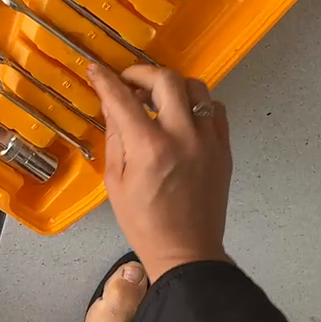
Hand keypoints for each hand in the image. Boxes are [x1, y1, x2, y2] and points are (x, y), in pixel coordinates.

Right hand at [88, 63, 233, 279]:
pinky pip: (215, 109)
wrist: (187, 251)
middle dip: (142, 73)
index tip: (96, 70)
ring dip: (172, 86)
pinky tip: (181, 115)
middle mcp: (183, 137)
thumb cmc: (143, 221)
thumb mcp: (116, 180)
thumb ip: (115, 137)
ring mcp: (209, 141)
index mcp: (149, 148)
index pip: (123, 98)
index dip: (106, 80)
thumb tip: (112, 104)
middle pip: (166, 80)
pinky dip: (196, 104)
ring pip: (196, 88)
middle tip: (128, 82)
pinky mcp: (224, 148)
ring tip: (156, 98)